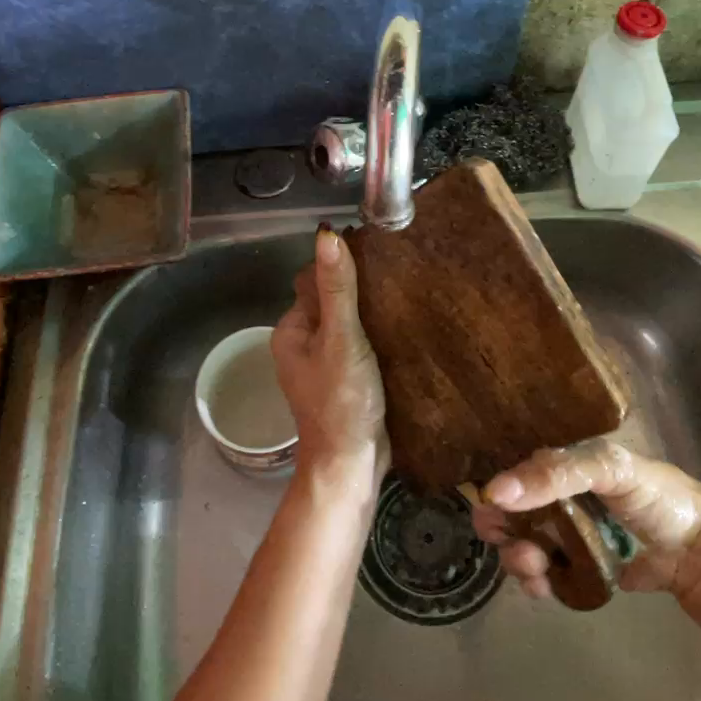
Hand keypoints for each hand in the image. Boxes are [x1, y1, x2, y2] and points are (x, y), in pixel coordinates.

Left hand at [271, 225, 389, 482]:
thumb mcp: (342, 339)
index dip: (341, 265)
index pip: (314, 281)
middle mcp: (303, 344)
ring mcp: (325, 364)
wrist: (351, 465)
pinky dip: (379, 337)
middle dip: (361, 288)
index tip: (379, 250)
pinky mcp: (348, 380)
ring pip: (350, 325)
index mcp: (291, 330)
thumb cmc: (342, 401)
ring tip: (409, 295)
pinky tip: (405, 328)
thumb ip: (337, 289)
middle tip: (402, 272)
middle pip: (332, 301)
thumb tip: (326, 235)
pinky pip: (362, 346)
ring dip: (373, 314)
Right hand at [471, 439, 700, 599]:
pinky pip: (545, 576)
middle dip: (502, 533)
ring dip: (518, 559)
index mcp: (561, 467)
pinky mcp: (576, 569)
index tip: (488, 512)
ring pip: (522, 546)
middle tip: (511, 546)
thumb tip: (497, 490)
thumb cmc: (655, 494)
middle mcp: (556, 499)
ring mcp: (565, 536)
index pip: (515, 476)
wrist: (698, 547)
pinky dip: (536, 582)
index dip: (496, 495)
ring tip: (534, 570)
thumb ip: (555, 474)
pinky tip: (543, 587)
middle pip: (511, 515)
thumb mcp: (607, 467)